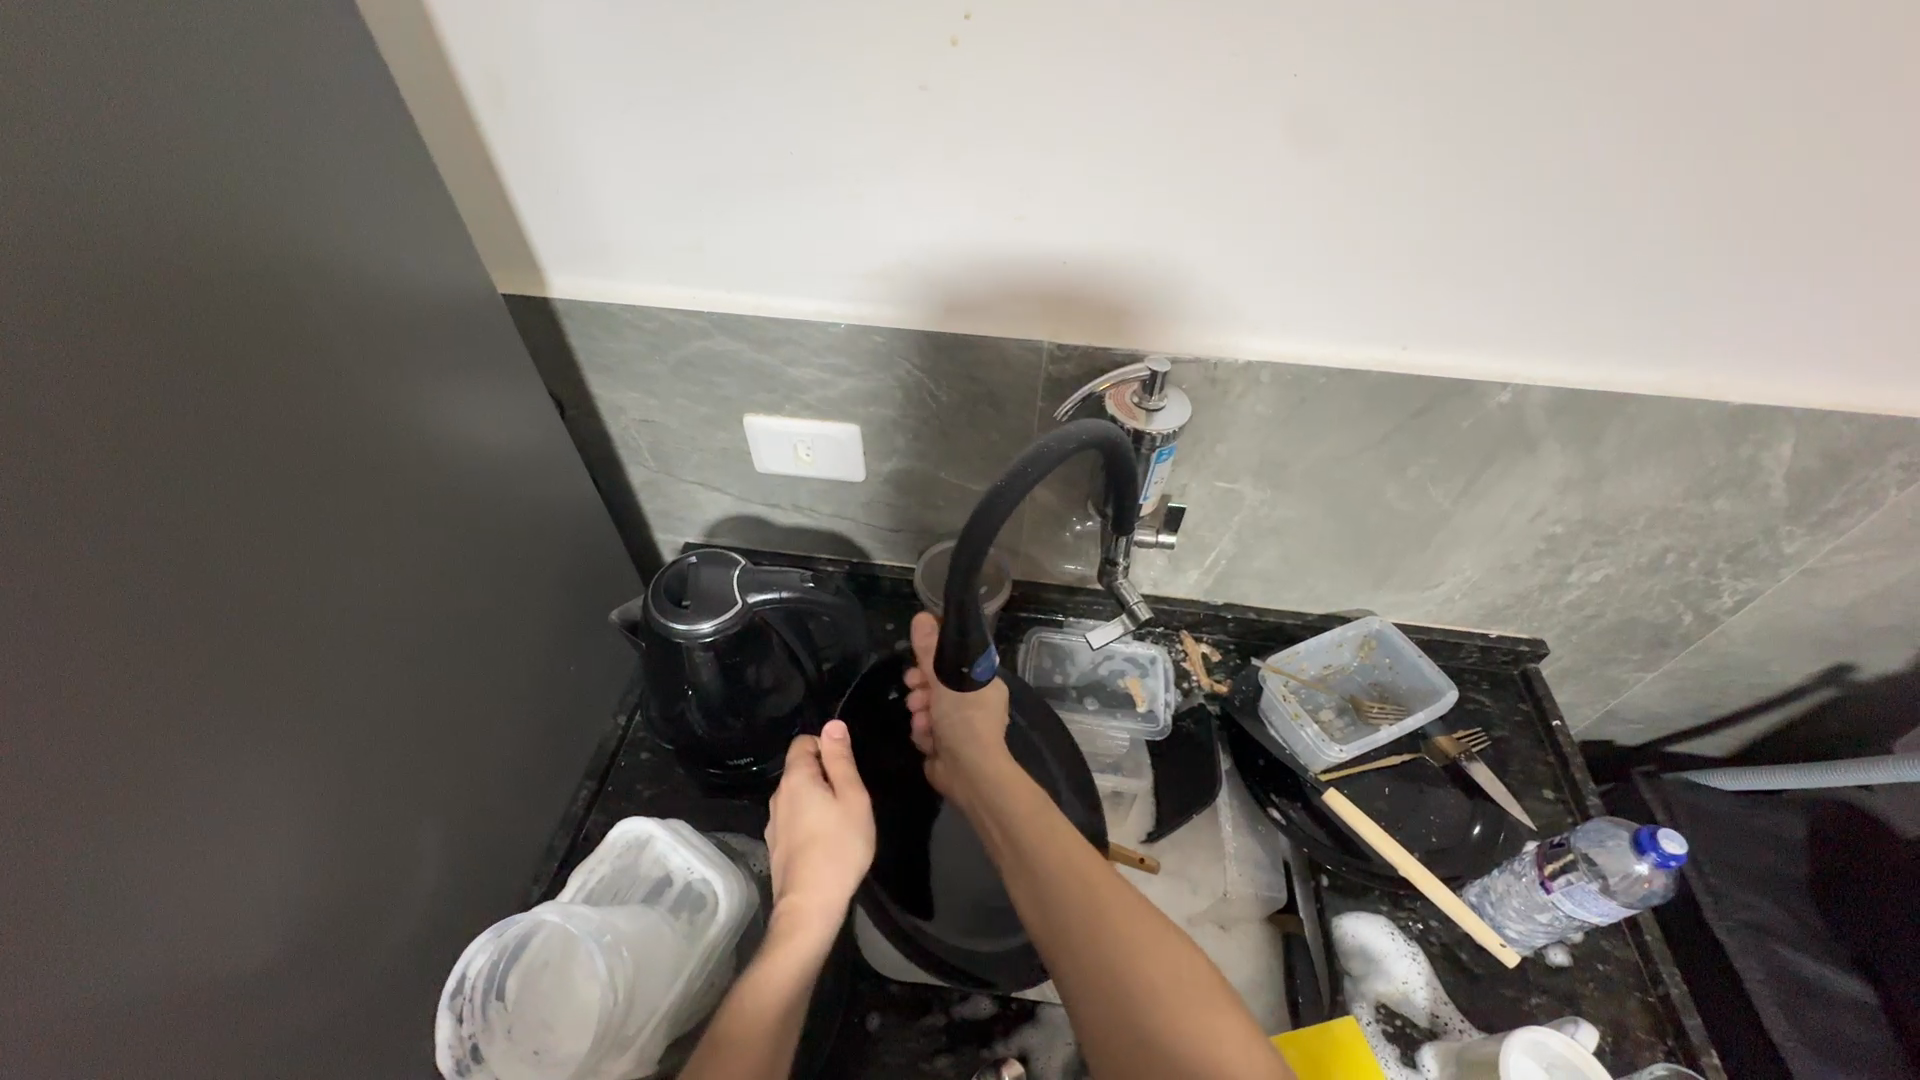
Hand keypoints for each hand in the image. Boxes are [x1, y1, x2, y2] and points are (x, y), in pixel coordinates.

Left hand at [764, 720, 873, 930]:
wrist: (810, 903)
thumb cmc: (839, 845)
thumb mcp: (852, 797)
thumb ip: (841, 760)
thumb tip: (832, 725)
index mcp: (795, 778)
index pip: (803, 742)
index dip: (827, 748)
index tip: (847, 771)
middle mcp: (777, 795)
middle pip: (800, 769)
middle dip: (825, 775)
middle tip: (851, 799)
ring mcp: (773, 822)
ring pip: (797, 796)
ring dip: (817, 800)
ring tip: (841, 822)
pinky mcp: (775, 844)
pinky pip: (794, 818)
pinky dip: (809, 820)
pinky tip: (826, 841)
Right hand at [902, 611, 1015, 803]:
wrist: (969, 771)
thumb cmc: (965, 719)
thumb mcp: (945, 678)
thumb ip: (930, 649)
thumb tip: (921, 616)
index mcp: (983, 683)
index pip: (955, 661)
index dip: (933, 660)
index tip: (919, 660)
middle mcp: (973, 703)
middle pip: (937, 684)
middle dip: (922, 688)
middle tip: (914, 688)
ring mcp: (959, 726)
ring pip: (927, 707)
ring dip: (921, 713)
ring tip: (923, 720)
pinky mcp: (945, 745)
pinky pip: (925, 730)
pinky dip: (924, 733)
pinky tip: (928, 739)